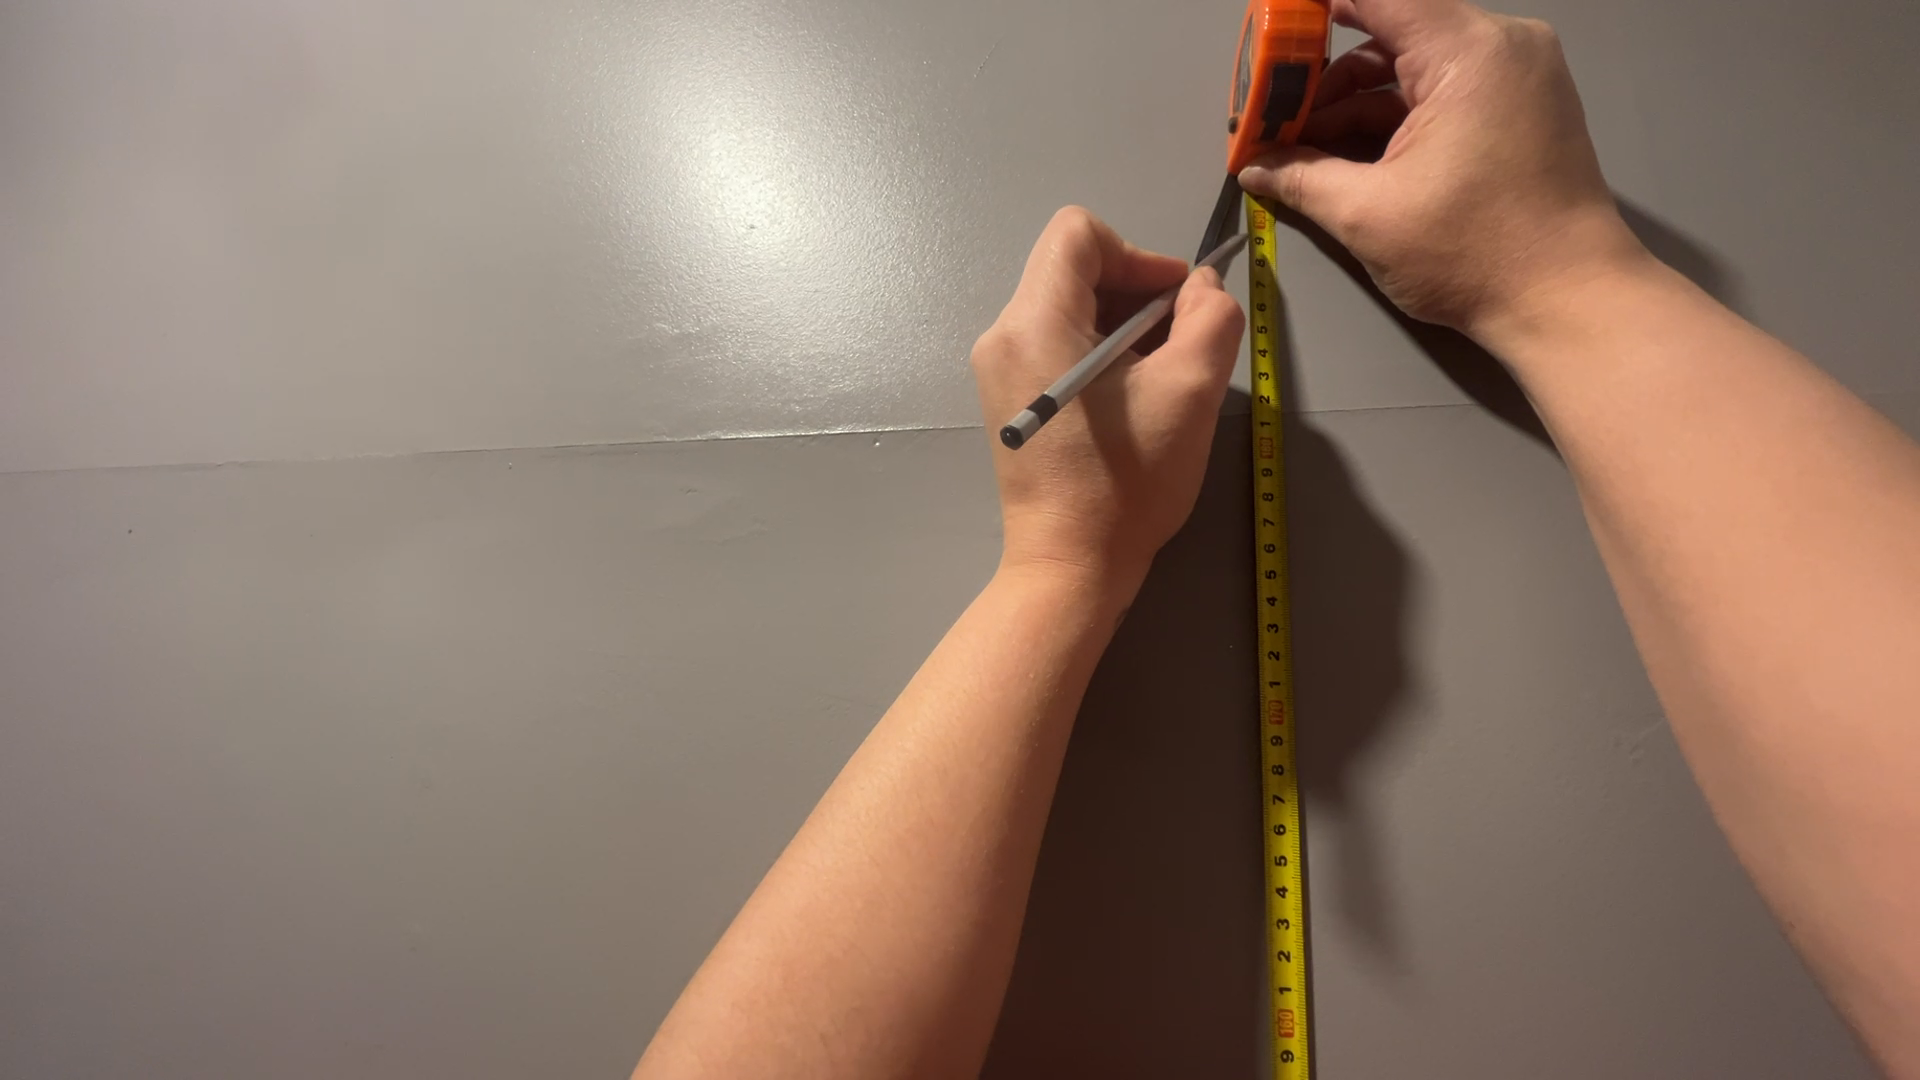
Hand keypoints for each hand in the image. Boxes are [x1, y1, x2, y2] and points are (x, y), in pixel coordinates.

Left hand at [971, 207, 1244, 592]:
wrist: (1070, 564)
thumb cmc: (1127, 483)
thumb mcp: (1191, 392)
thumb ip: (1210, 317)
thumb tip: (1199, 287)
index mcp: (1033, 322)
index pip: (1078, 233)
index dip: (1138, 253)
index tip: (1173, 303)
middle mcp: (1002, 336)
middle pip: (1071, 269)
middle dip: (1133, 292)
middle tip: (1175, 343)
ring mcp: (997, 369)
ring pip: (1065, 307)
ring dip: (1120, 324)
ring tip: (1156, 375)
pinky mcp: (1006, 397)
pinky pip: (1053, 344)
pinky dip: (1096, 351)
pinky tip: (1127, 396)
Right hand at [1239, 0, 1650, 336]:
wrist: (1559, 296)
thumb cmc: (1467, 250)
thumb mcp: (1365, 214)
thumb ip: (1301, 179)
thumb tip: (1251, 167)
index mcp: (1469, 54)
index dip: (1320, 9)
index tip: (1272, 29)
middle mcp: (1497, 49)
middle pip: (1390, 40)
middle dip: (1321, 83)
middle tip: (1267, 125)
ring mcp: (1507, 82)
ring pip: (1406, 77)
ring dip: (1346, 113)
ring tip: (1292, 156)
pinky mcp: (1507, 116)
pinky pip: (1431, 103)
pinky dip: (1382, 128)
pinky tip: (1336, 163)